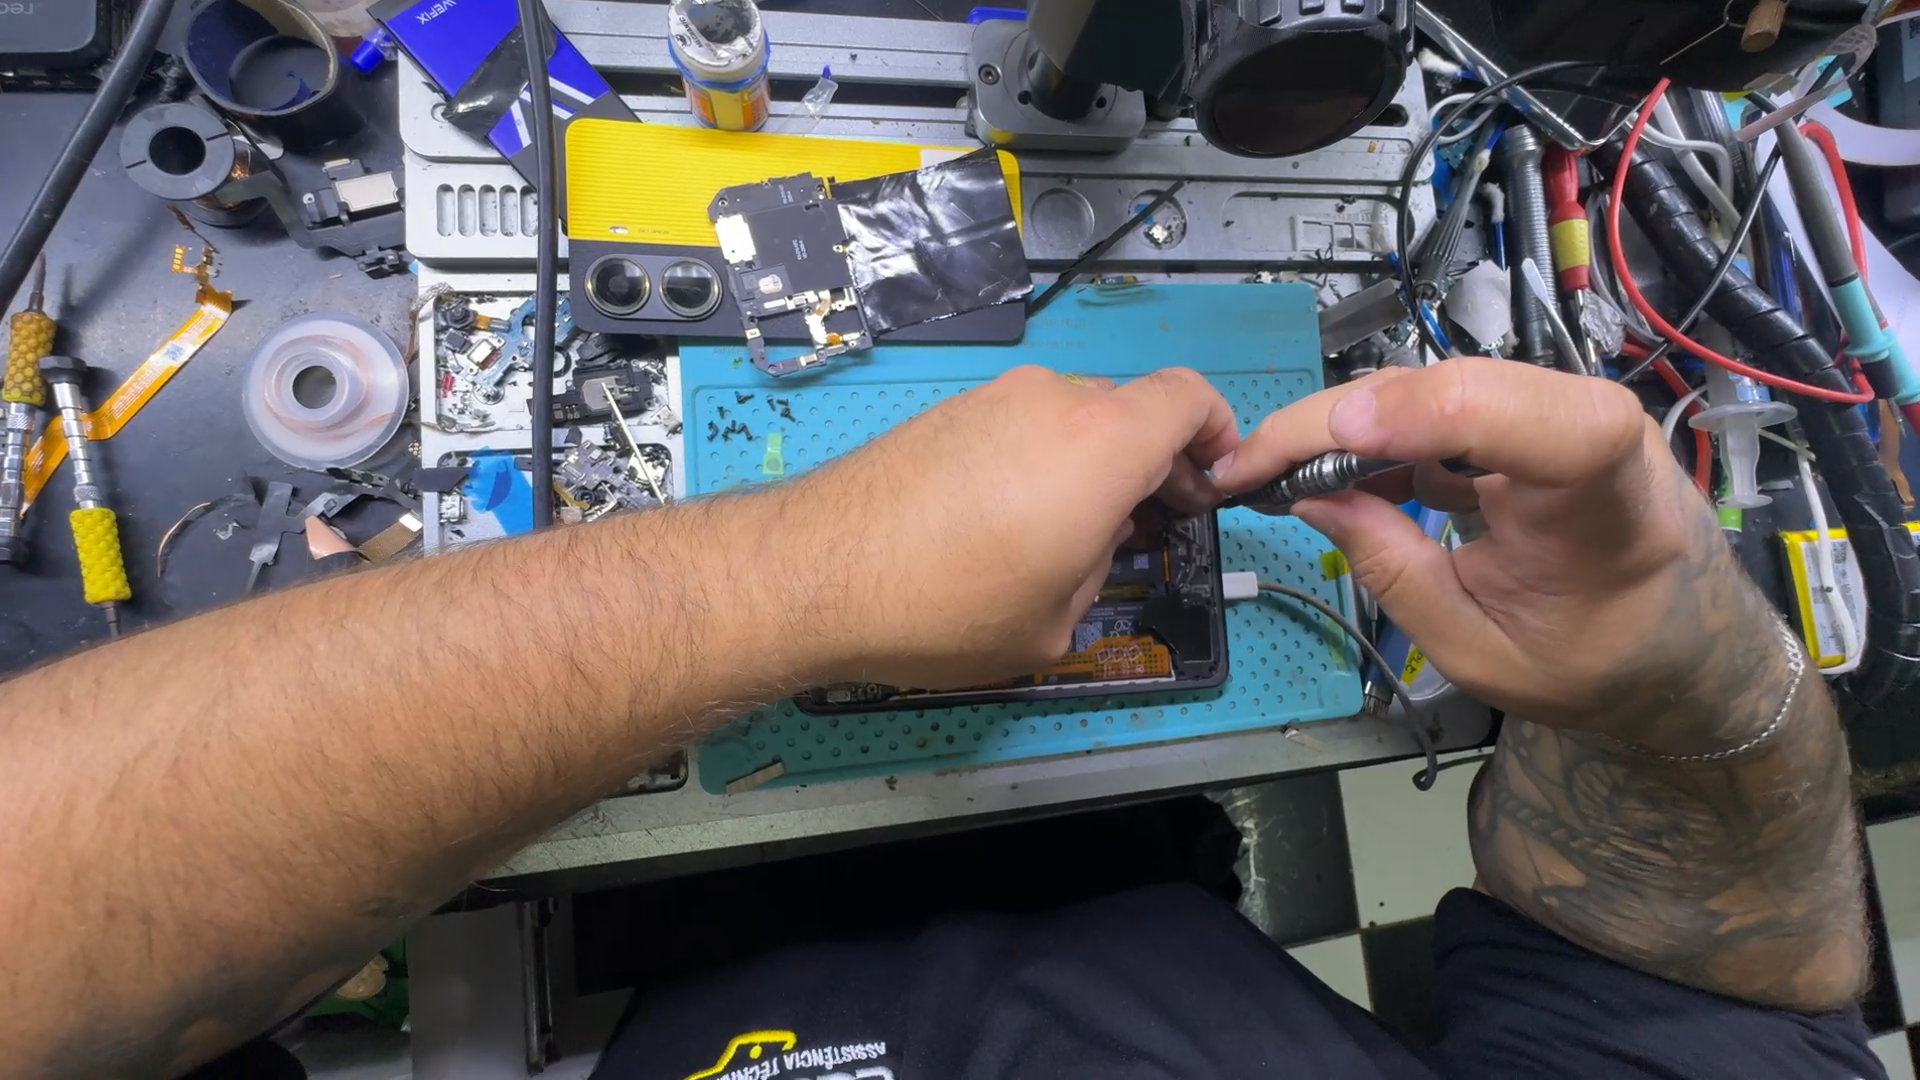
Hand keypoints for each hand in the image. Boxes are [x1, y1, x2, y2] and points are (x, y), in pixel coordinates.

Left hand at [784, 365, 1239, 690]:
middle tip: (1138, 526)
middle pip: (1130, 412)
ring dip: (1090, 464)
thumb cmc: (948, 608)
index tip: (1208, 482)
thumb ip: (1099, 564)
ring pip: (1072, 419)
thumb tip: (1093, 536)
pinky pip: (1021, 423)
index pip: (1190, 398)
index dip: (1216, 434)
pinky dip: (1039, 458)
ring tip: (1061, 532)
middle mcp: (1051, 401)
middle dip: (1150, 465)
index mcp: (1101, 445)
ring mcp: (993, 398)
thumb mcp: (1054, 623)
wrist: (817, 573)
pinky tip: (1004, 516)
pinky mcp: (949, 411)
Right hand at [1214, 358, 1778, 751]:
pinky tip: (1323, 468)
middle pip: (1451, 389)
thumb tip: (1305, 494)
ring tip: (1267, 467)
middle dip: (1334, 421)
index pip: (1540, 425)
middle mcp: (1589, 435)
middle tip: (1245, 465)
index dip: (1434, 414)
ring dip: (1336, 424)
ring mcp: (1553, 417)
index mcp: (1602, 507)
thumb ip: (1388, 566)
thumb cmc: (1585, 664)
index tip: (1335, 440)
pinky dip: (1365, 435)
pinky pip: (1429, 408)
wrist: (1676, 651)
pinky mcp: (1520, 422)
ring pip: (1427, 387)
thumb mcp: (1469, 644)